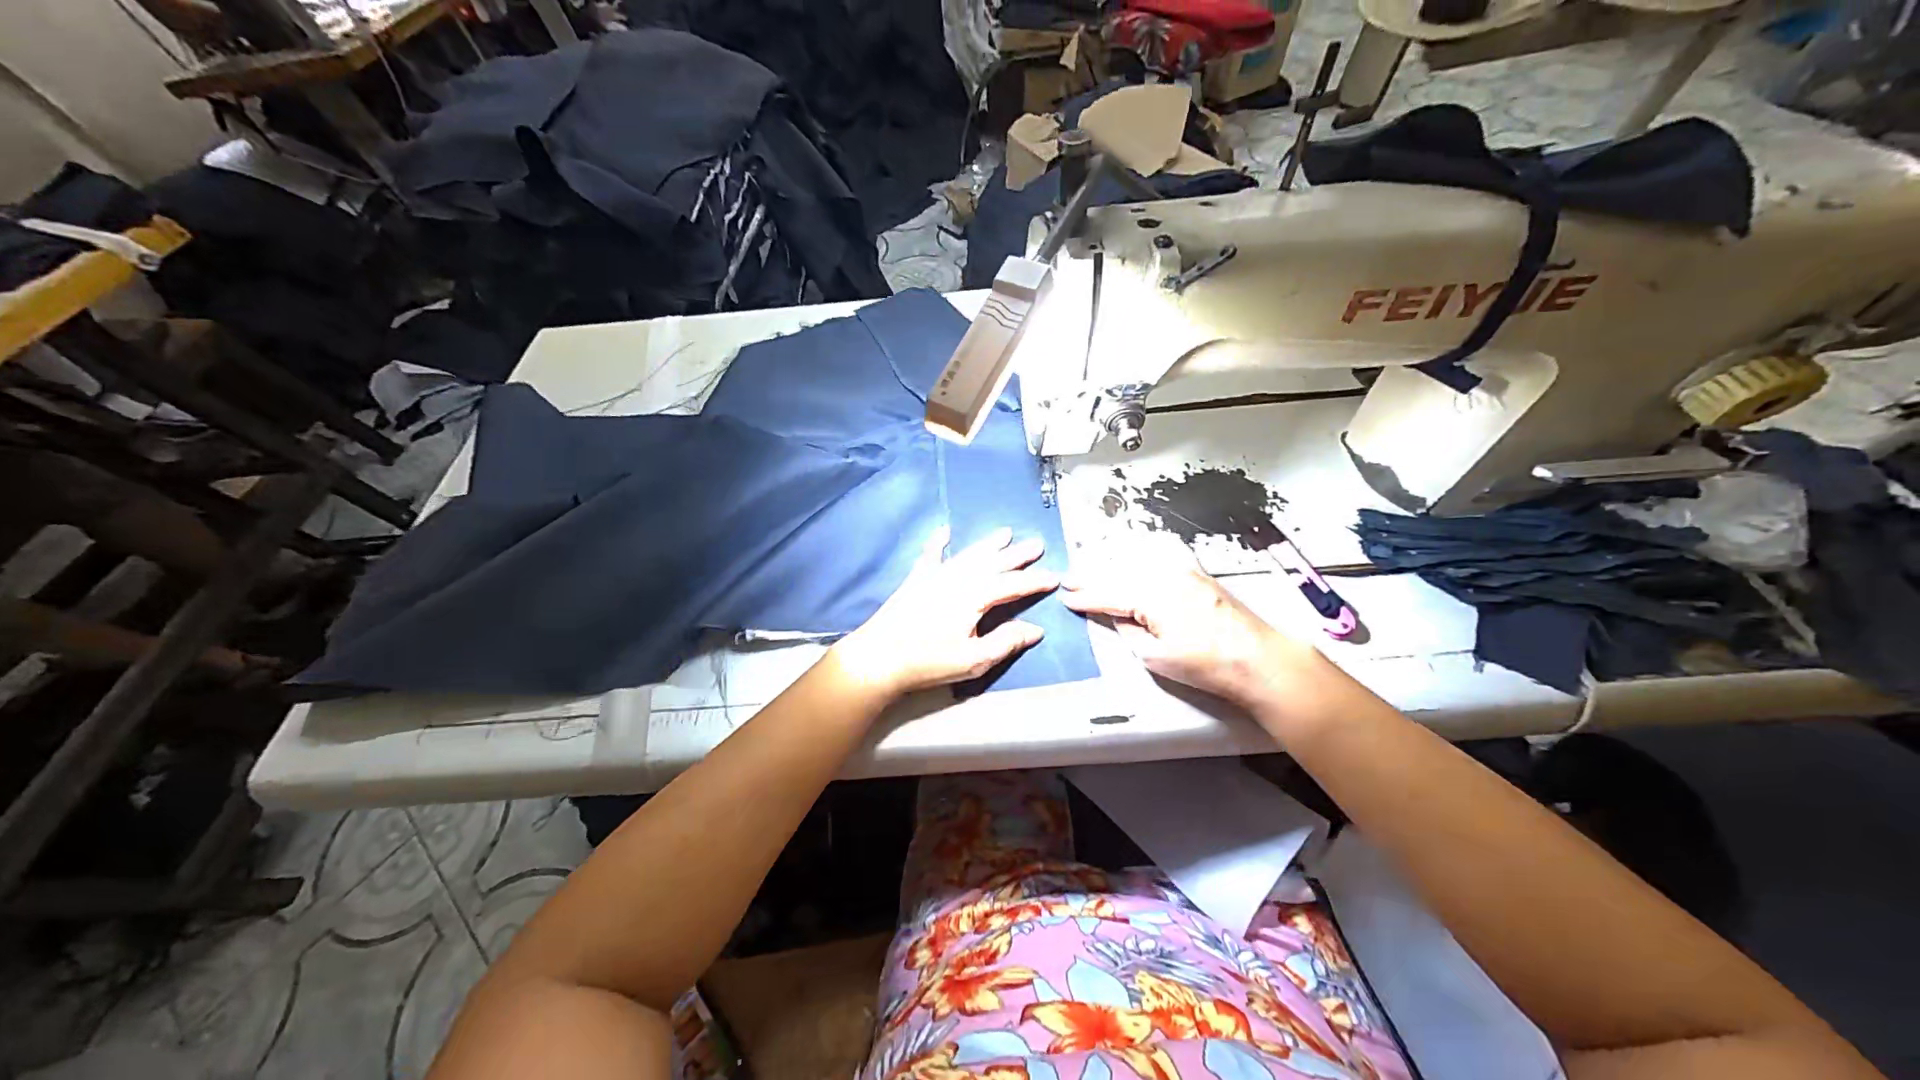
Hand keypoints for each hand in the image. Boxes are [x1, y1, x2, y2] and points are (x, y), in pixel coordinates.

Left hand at [831, 526, 1057, 696]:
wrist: (879, 657)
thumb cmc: (928, 662)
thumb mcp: (974, 660)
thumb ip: (1005, 642)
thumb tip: (1035, 630)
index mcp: (975, 597)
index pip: (1012, 586)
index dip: (1035, 582)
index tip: (1054, 577)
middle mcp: (957, 579)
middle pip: (993, 563)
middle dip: (1017, 555)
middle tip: (1037, 544)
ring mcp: (935, 576)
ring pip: (968, 554)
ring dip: (988, 544)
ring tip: (1005, 532)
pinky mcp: (916, 580)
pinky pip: (930, 554)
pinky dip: (939, 542)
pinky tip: (945, 531)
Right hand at [1061, 534, 1322, 715]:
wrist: (1257, 659)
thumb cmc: (1208, 664)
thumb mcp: (1155, 657)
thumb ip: (1129, 632)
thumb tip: (1122, 617)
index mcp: (1151, 595)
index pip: (1108, 594)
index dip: (1085, 597)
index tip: (1067, 598)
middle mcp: (1166, 575)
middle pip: (1120, 572)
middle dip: (1093, 576)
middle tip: (1071, 579)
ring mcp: (1185, 571)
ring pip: (1138, 563)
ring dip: (1113, 566)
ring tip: (1094, 569)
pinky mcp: (1199, 575)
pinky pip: (1160, 560)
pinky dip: (1139, 561)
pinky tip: (1132, 559)